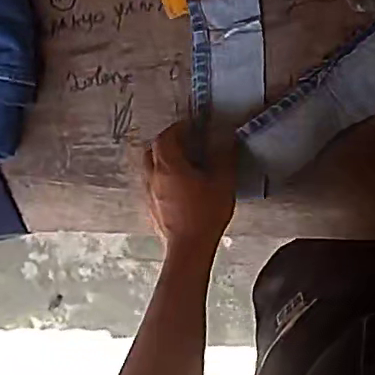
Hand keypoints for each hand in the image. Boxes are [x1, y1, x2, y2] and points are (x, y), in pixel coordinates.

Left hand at [142, 122, 235, 256]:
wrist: (189, 248)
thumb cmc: (206, 213)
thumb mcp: (222, 181)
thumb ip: (223, 156)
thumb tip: (225, 137)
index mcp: (169, 167)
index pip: (165, 138)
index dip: (177, 128)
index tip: (191, 126)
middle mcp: (153, 178)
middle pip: (152, 151)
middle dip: (167, 142)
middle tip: (185, 142)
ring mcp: (149, 194)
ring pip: (150, 168)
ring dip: (163, 160)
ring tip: (183, 163)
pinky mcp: (151, 209)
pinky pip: (152, 184)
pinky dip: (162, 177)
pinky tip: (180, 185)